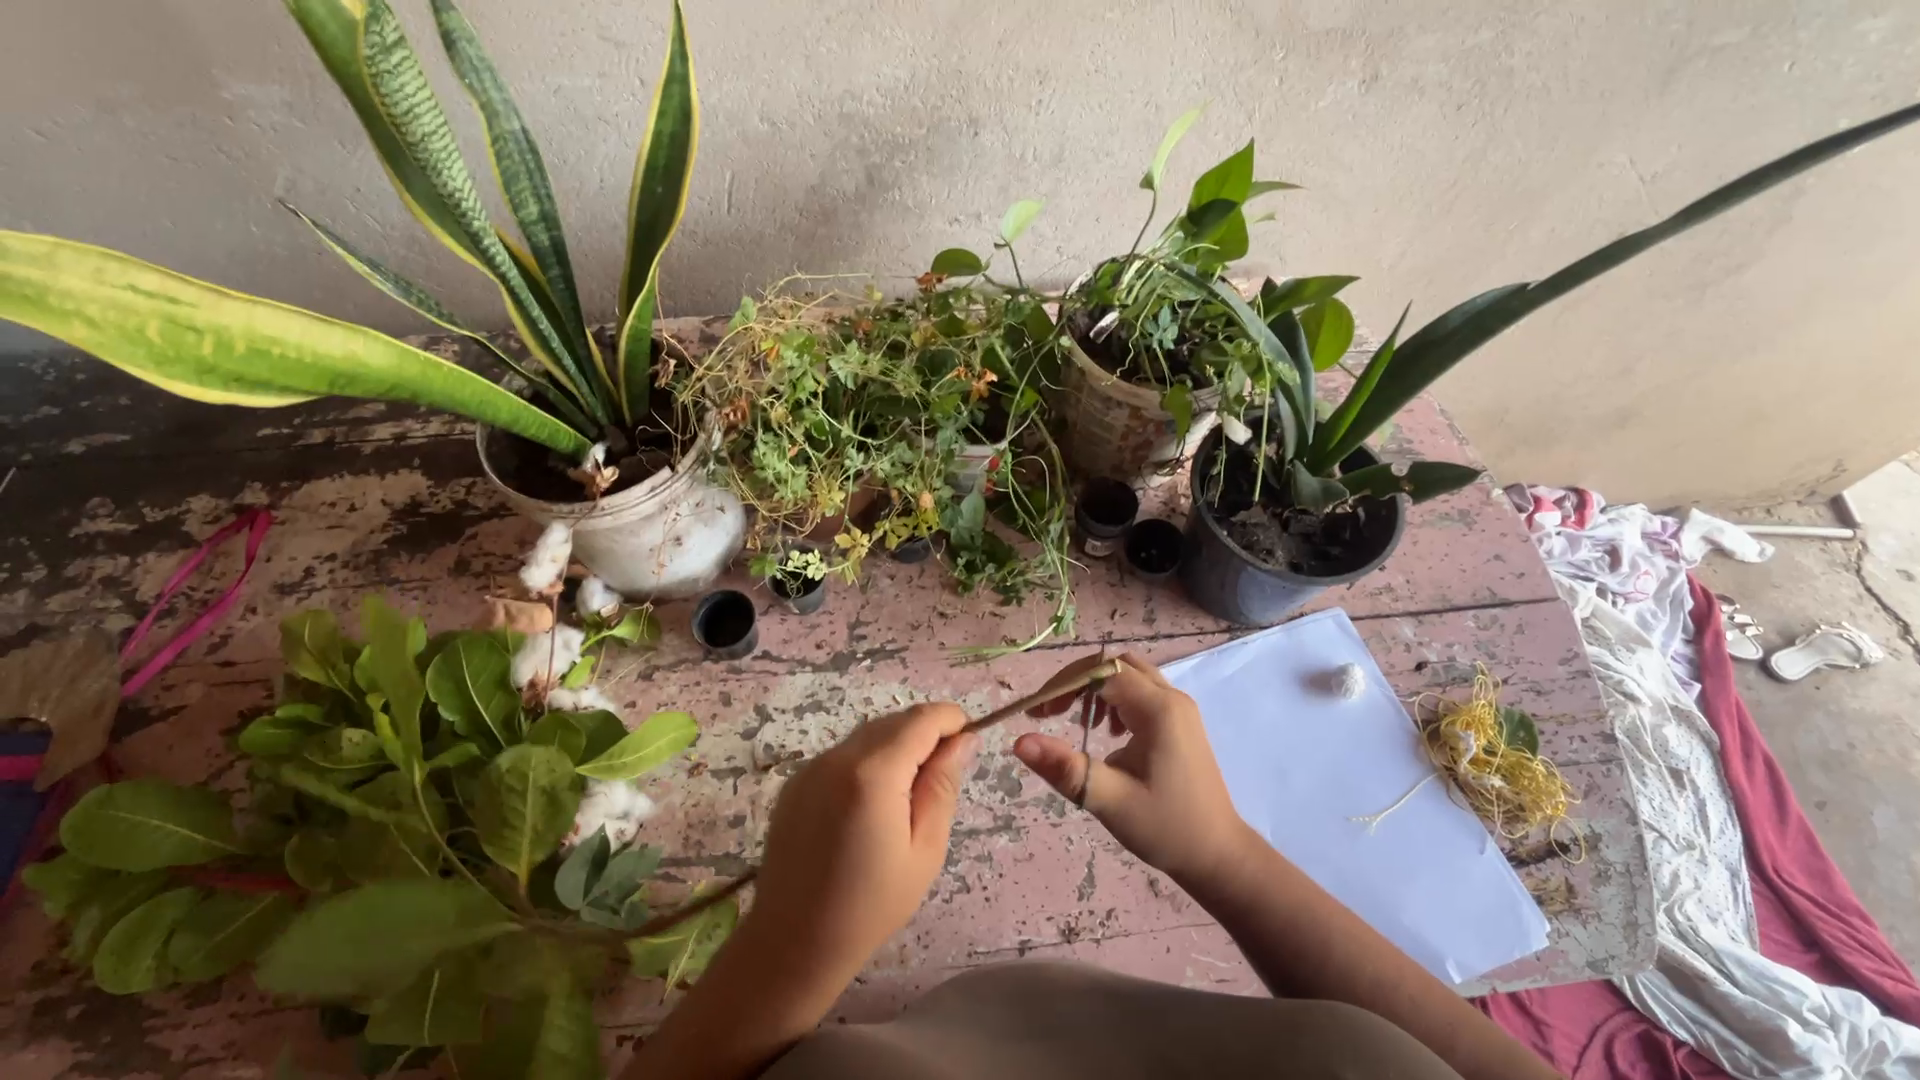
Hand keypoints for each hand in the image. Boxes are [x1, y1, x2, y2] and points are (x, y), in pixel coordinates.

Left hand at [745, 703, 977, 986]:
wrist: (794, 940)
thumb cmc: (872, 904)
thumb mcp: (925, 849)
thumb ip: (943, 786)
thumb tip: (963, 741)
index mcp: (873, 773)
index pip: (922, 720)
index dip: (951, 721)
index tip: (970, 741)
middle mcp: (837, 758)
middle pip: (893, 721)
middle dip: (925, 734)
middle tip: (943, 776)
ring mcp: (811, 768)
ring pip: (867, 735)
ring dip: (896, 746)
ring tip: (907, 796)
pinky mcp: (795, 783)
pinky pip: (842, 755)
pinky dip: (867, 762)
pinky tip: (871, 806)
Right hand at [1013, 652, 1252, 883]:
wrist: (1218, 856)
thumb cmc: (1167, 828)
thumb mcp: (1110, 800)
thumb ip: (1066, 768)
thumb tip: (1019, 743)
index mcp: (1159, 710)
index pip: (1102, 672)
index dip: (1065, 686)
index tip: (1038, 715)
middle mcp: (1171, 699)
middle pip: (1115, 665)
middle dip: (1078, 682)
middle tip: (1052, 714)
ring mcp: (1179, 710)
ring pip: (1129, 676)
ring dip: (1097, 691)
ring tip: (1078, 724)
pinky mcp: (1179, 723)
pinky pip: (1141, 693)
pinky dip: (1115, 701)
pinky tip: (1106, 734)